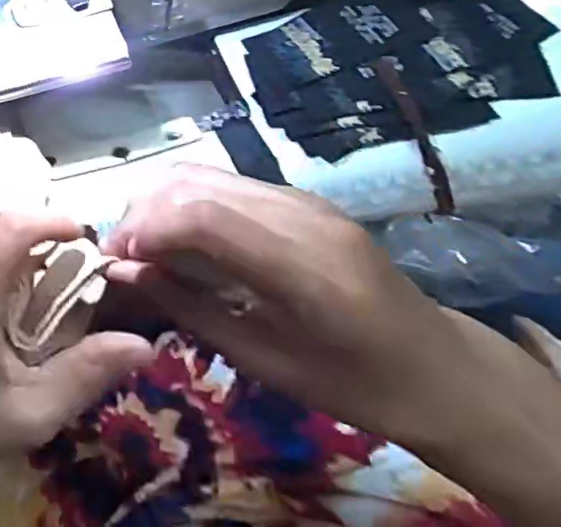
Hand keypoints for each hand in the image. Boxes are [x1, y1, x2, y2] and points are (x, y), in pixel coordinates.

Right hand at [103, 166, 494, 447]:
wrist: (444, 371)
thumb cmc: (358, 386)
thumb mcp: (266, 362)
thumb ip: (188, 308)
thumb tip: (122, 272)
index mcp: (304, 267)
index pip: (202, 217)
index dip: (146, 228)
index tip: (116, 260)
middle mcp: (301, 215)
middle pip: (193, 184)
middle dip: (142, 212)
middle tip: (121, 253)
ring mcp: (301, 199)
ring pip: (201, 174)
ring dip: (158, 201)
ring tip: (141, 242)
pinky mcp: (297, 196)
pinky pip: (222, 182)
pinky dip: (184, 200)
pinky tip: (176, 233)